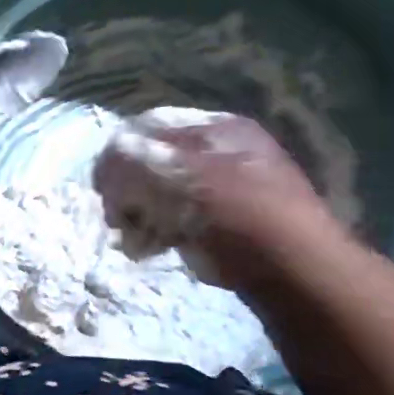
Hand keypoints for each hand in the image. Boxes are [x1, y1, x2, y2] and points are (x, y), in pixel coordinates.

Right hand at [92, 111, 345, 290]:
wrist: (288, 266)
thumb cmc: (233, 214)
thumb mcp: (175, 176)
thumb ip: (131, 158)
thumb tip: (105, 157)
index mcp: (216, 128)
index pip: (145, 128)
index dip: (117, 154)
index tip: (106, 185)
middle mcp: (219, 150)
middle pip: (147, 161)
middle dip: (126, 189)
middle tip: (119, 214)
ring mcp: (220, 184)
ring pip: (153, 190)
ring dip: (136, 214)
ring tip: (136, 234)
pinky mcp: (216, 216)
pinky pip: (169, 215)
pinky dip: (154, 230)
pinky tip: (153, 245)